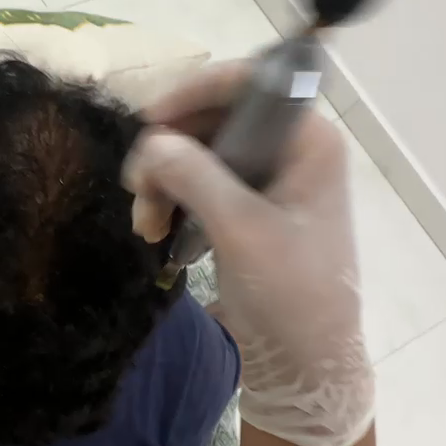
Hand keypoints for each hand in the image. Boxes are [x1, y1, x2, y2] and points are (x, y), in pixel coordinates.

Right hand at [123, 60, 371, 445]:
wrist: (304, 361)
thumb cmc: (289, 293)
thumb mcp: (240, 230)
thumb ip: (195, 177)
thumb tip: (148, 142)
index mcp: (308, 141)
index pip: (248, 84)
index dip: (193, 93)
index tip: (146, 123)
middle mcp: (289, 151)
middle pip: (214, 122)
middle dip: (168, 154)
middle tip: (136, 193)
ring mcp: (268, 183)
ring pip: (199, 157)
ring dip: (163, 185)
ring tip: (146, 228)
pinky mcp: (248, 213)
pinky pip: (200, 188)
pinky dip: (173, 204)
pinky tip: (158, 234)